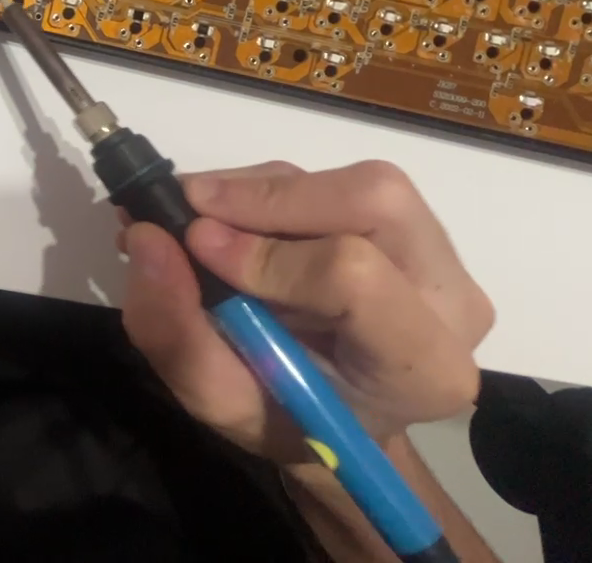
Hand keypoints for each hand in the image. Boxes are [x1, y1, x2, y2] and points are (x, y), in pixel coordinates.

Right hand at [119, 161, 493, 460]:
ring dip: (249, 191)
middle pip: (371, 199)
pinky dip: (253, 187)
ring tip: (191, 223)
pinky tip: (217, 220)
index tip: (193, 245)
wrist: (324, 410)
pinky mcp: (397, 219)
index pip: (355, 277)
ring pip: (340, 179)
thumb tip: (144, 235)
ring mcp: (431, 251)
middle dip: (264, 196)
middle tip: (185, 208)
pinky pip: (323, 176)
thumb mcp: (212, 397)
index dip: (265, 253)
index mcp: (420, 365)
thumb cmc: (278, 415)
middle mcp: (448, 298)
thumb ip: (173, 328)